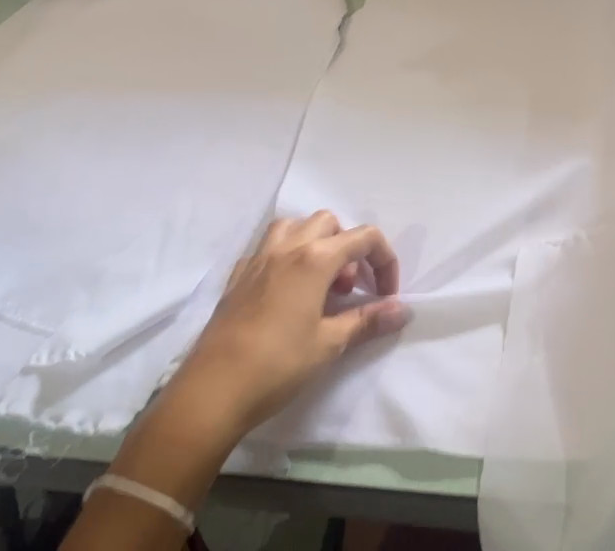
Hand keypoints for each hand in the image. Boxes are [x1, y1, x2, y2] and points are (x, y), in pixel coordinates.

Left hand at [182, 210, 409, 428]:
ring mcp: (257, 260)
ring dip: (315, 244)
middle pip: (329, 223)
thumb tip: (402, 310)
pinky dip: (286, 258)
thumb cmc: (278, 365)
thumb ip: (368, 320)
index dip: (384, 261)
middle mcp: (286, 248)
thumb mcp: (330, 344)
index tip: (386, 295)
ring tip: (320, 282)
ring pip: (293, 227)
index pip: (364, 238)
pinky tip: (287, 293)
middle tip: (350, 289)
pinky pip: (267, 249)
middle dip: (349, 248)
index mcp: (314, 258)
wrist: (212, 391)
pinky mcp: (236, 278)